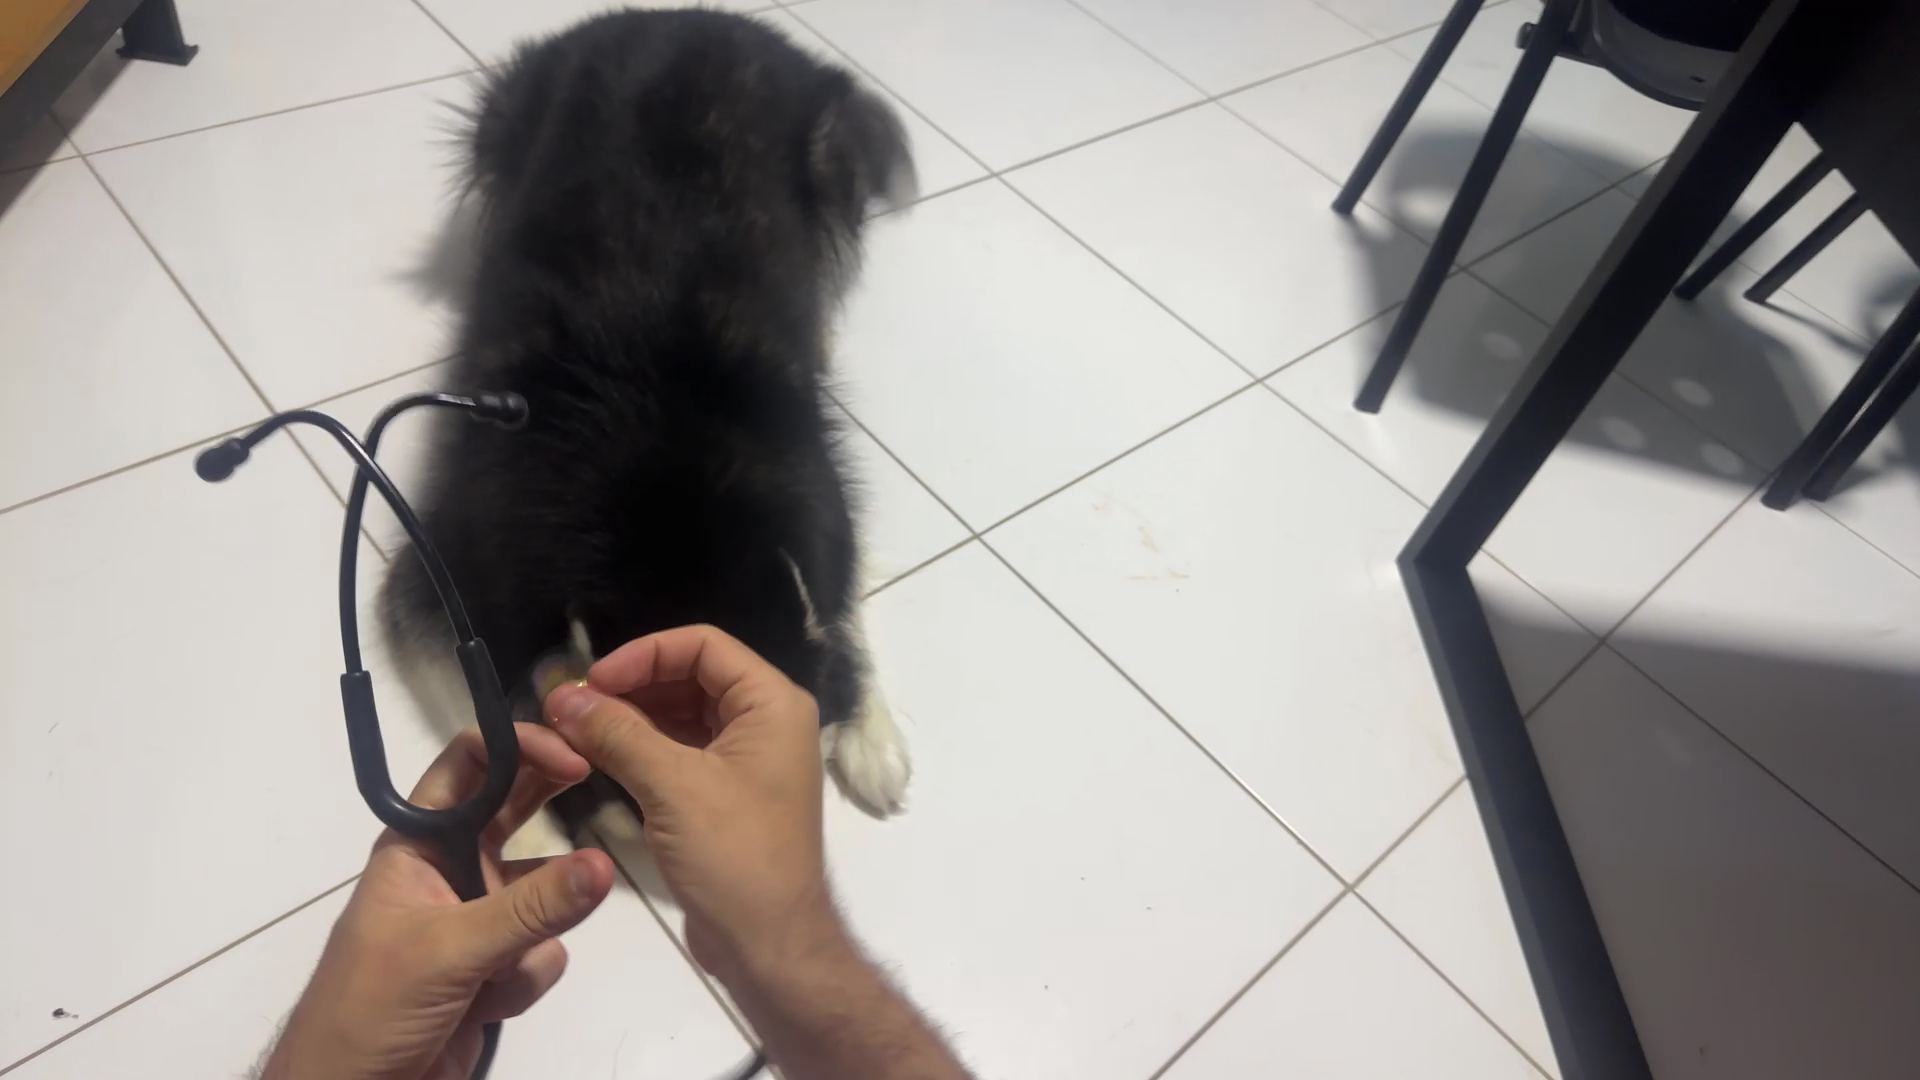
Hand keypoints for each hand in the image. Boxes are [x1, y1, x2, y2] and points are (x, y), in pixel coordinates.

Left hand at [262, 724, 614, 1079]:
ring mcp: (482, 914)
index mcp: (420, 845)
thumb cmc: (365, 1016)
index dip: (522, 745)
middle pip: (520, 806)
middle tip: (603, 775)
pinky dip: (529, 974)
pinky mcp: (501, 960)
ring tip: (505, 969)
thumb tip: (606, 865)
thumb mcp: (446, 953)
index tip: (576, 757)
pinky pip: (549, 943)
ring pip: (548, 885)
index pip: (472, 764)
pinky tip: (492, 1004)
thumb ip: (531, 908)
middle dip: (556, 798)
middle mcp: (455, 867)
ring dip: (542, 923)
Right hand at [545, 625, 844, 984]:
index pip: (705, 646)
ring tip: (577, 728)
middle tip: (572, 706)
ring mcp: (751, 753)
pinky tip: (604, 754)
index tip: (591, 680)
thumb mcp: (672, 786)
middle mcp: (767, 718)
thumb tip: (564, 696)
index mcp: (772, 701)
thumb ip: (618, 733)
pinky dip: (647, 746)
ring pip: (687, 712)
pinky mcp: (731, 786)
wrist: (769, 940)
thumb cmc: (733, 853)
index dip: (645, 654)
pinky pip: (687, 748)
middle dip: (635, 685)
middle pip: (695, 676)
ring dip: (636, 716)